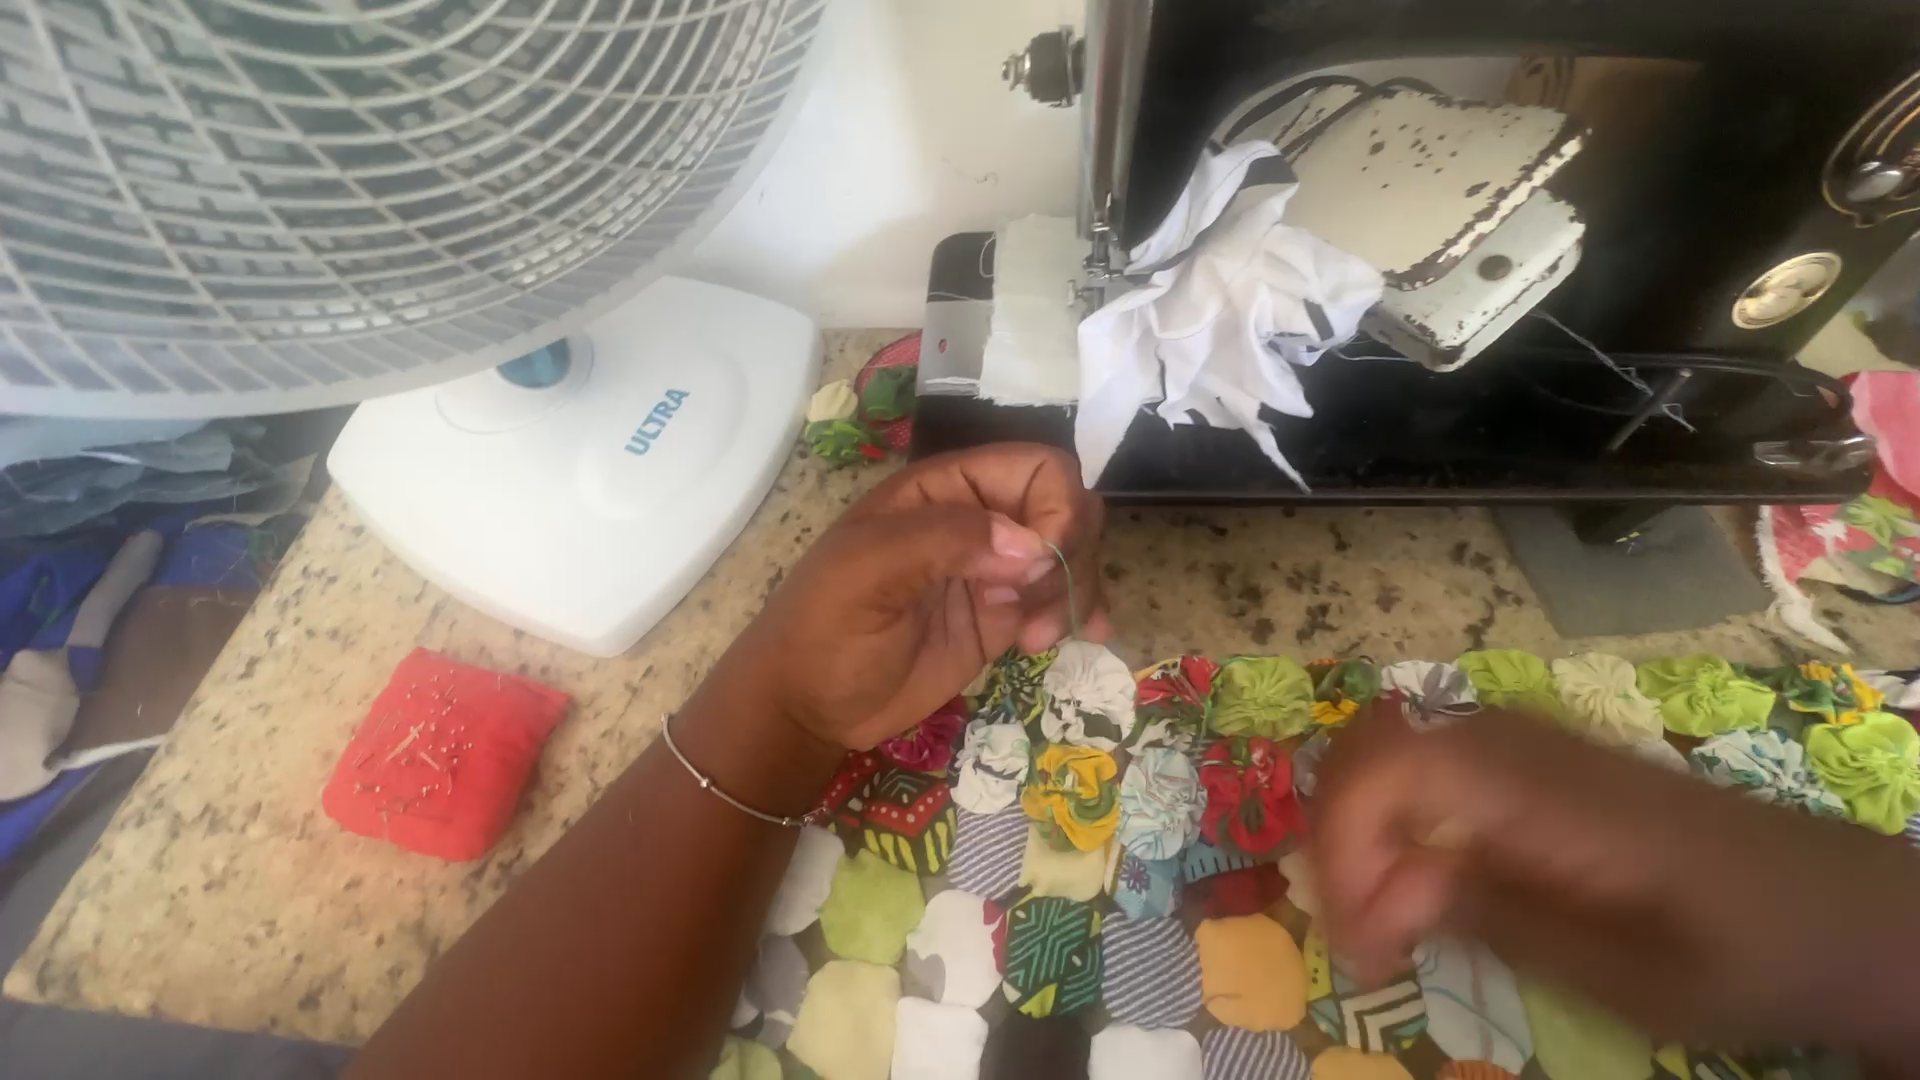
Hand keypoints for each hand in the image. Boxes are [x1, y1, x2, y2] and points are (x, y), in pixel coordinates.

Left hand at [719, 443, 1106, 752]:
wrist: (809, 704)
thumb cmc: (824, 627)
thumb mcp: (866, 572)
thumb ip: (944, 541)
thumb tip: (1032, 546)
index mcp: (944, 490)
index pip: (1033, 468)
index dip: (1056, 506)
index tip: (1041, 561)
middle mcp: (977, 522)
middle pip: (1064, 509)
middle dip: (1069, 552)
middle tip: (1035, 603)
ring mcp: (992, 572)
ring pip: (1069, 557)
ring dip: (1073, 591)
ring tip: (1036, 638)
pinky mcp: (1000, 618)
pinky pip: (1058, 602)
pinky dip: (1077, 615)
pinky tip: (1072, 639)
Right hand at [1309, 706, 1919, 1057]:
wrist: (1836, 902)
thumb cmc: (1738, 950)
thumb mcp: (1627, 975)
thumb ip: (1493, 919)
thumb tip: (1382, 898)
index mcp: (1527, 785)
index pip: (1383, 775)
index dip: (1343, 849)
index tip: (1354, 940)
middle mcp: (1502, 740)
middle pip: (1365, 747)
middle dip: (1334, 834)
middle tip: (1353, 922)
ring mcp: (1506, 736)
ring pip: (1380, 744)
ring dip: (1355, 822)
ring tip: (1376, 905)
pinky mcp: (1512, 751)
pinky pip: (1413, 757)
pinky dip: (1386, 810)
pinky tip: (1415, 872)